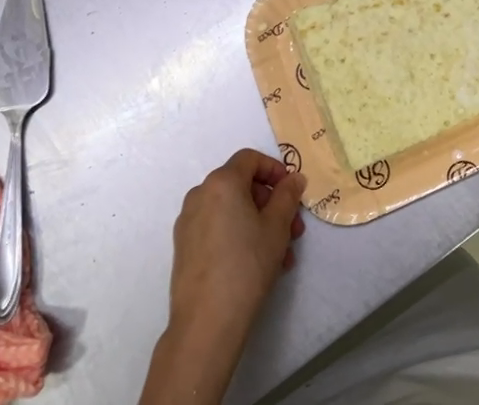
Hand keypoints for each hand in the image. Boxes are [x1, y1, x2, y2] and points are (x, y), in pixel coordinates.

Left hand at [169, 149, 306, 333]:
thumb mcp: (277, 227)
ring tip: (282, 256)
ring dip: (259, 224)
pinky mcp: (184, 246)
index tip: (292, 192)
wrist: (207, 319)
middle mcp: (199, 195)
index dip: (275, 170)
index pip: (250, 159)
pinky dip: (239, 236)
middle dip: (271, 203)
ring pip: (231, 211)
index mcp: (221, 182)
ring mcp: (188, 221)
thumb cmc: (247, 263)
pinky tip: (258, 265)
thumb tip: (293, 178)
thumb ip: (287, 196)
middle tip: (293, 230)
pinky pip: (217, 229)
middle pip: (241, 186)